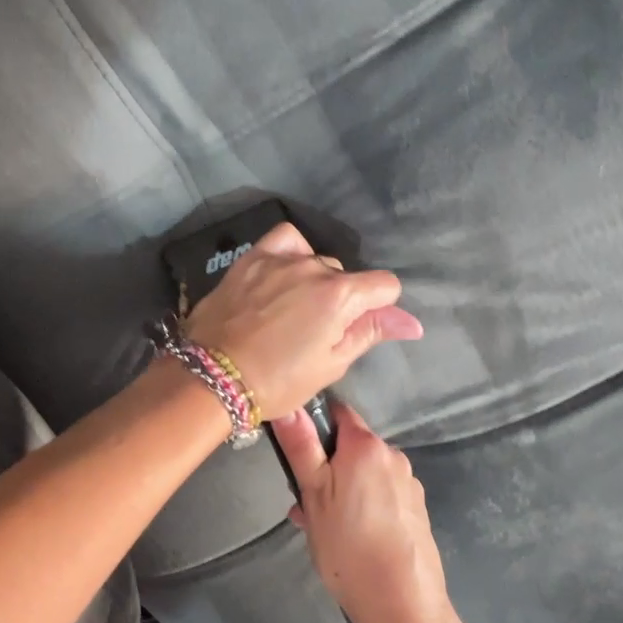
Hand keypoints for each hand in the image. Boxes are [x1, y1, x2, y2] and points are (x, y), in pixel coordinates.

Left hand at [179, 222, 421, 419]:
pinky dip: (292, 253)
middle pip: (346, 276)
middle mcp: (314, 267)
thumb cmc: (277, 381)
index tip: (361, 328)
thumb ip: (370, 333)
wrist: (211, 376)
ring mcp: (280, 259)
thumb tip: (411, 322)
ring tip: (293, 311)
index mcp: (340, 295)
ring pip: (315, 262)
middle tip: (316, 334)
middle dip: (341, 300)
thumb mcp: (330, 365)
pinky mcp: (251, 259)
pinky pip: (285, 241)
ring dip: (314, 281)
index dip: (381, 309)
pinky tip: (284, 274)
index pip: (385, 286)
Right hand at [271, 401, 453, 622]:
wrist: (401, 602)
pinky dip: (362, 508)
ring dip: (342, 490)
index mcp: (367, 446)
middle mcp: (394, 456)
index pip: (338, 412)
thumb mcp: (314, 493)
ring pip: (365, 476)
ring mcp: (409, 485)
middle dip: (326, 467)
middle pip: (351, 447)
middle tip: (303, 503)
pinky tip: (348, 540)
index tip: (296, 453)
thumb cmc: (348, 544)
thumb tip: (288, 404)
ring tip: (322, 528)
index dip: (314, 426)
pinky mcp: (417, 512)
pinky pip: (381, 497)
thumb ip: (301, 446)